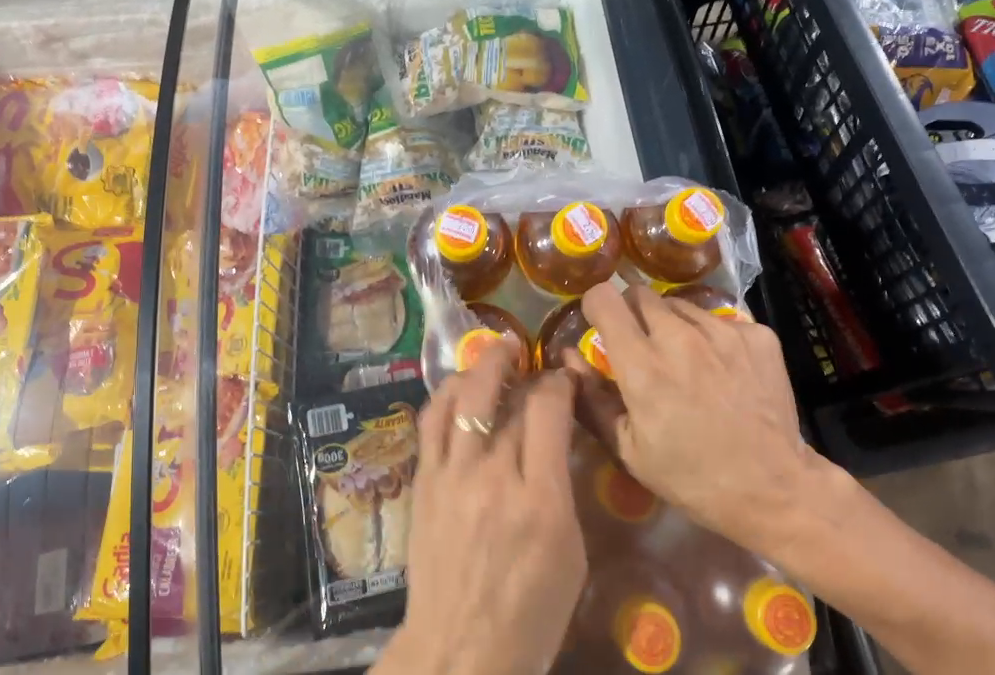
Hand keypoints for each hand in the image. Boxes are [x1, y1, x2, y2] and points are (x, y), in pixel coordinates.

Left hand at [375, 339, 586, 674]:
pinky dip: (446, 395)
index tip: (563, 377)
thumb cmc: (532, 613)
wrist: (460, 651)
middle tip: (524, 350)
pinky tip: (458, 388)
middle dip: (516, 363)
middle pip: (504, 397)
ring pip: (461, 398)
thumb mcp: (571, 552)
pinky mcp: (423, 484)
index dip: (558, 383)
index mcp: (540, 501)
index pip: (548, 411)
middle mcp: (492, 477)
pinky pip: (431, 423)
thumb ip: (561, 487)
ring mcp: (451, 477)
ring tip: (492, 356)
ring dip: (478, 368)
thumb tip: (551, 439)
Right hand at [565, 281, 822, 552]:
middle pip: (641, 294)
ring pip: (681, 305)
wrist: (773, 488)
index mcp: (643, 366)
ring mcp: (723, 332)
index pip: (604, 298)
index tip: (602, 326)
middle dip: (634, 315)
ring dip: (674, 325)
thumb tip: (566, 356)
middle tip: (644, 348)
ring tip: (687, 362)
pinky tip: (723, 371)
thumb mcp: (628, 449)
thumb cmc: (691, 477)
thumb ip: (590, 398)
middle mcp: (680, 338)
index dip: (597, 308)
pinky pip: (720, 320)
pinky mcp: (757, 335)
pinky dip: (714, 338)